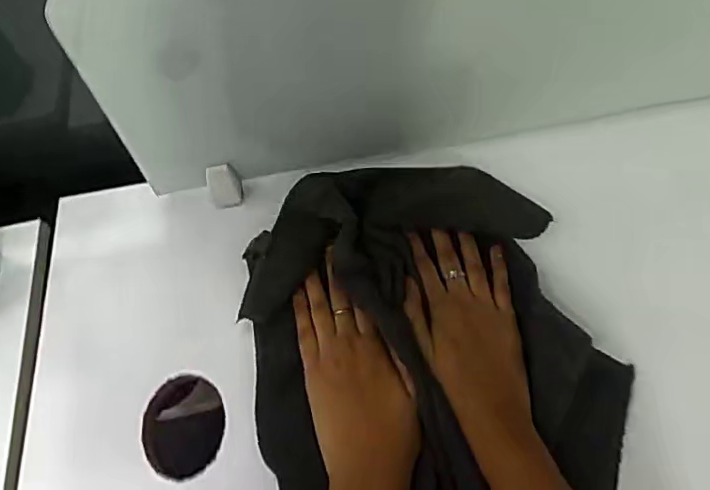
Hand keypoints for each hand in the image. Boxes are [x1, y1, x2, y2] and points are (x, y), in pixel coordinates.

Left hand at [293, 248, 418, 489]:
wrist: (366, 470)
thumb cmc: (397, 435)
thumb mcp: (415, 390)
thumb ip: (407, 351)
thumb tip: (406, 315)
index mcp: (377, 347)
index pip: (366, 301)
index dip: (360, 274)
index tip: (354, 250)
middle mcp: (351, 344)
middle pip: (341, 298)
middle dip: (334, 268)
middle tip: (328, 242)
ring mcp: (328, 355)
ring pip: (319, 308)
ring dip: (313, 281)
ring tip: (308, 256)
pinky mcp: (311, 371)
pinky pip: (303, 332)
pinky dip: (298, 309)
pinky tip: (295, 292)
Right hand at [406, 230, 569, 489]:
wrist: (493, 411)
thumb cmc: (453, 384)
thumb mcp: (423, 351)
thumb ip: (414, 314)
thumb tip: (405, 281)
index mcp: (440, 308)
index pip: (426, 268)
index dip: (418, 246)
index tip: (410, 228)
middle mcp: (463, 300)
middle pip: (450, 260)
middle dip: (441, 237)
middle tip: (434, 217)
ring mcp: (487, 306)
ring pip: (475, 265)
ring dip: (467, 243)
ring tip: (461, 224)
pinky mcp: (508, 316)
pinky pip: (503, 283)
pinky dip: (499, 263)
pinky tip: (496, 247)